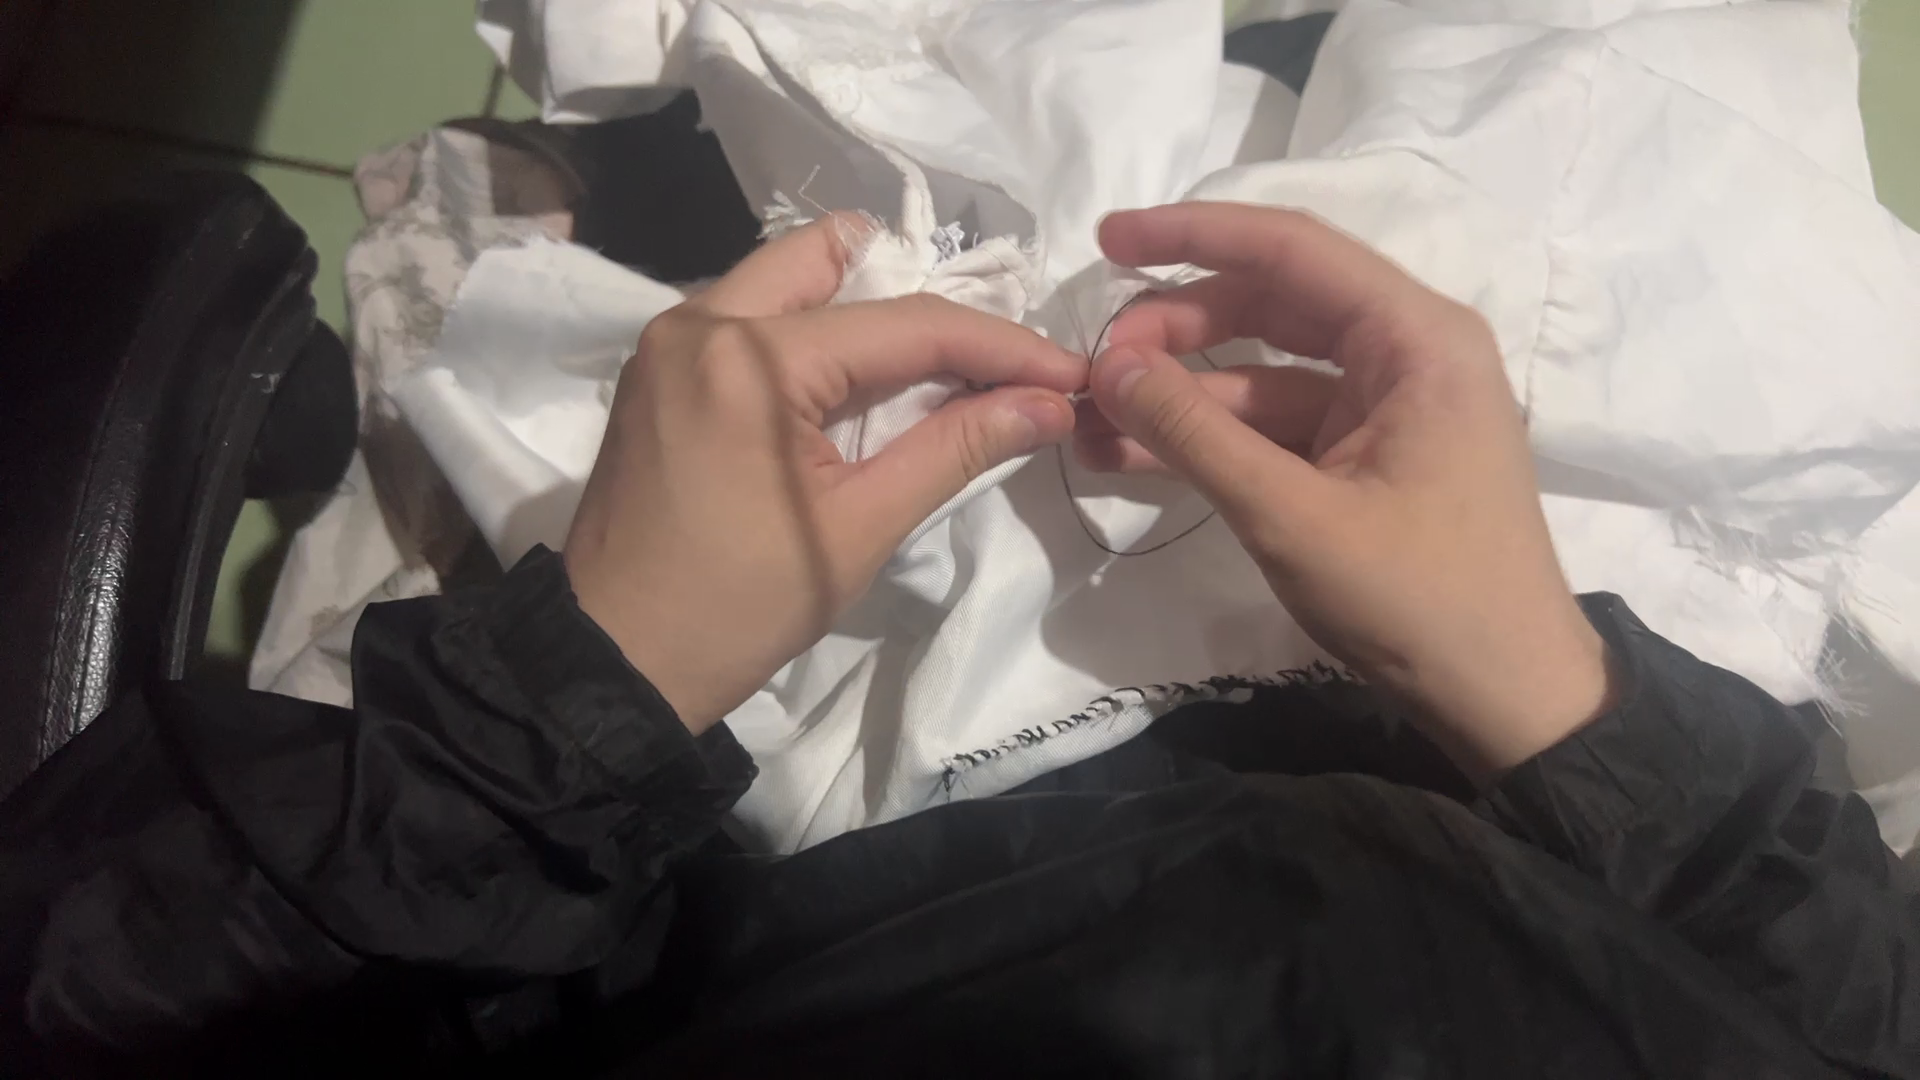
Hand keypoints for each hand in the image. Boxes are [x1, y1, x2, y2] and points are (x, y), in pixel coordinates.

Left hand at [566, 216, 1085, 733]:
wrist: (618, 662)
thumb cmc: (742, 608)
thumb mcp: (861, 527)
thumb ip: (957, 448)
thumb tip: (1048, 405)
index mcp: (752, 360)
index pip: (906, 326)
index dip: (1000, 347)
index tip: (1065, 373)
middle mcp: (701, 319)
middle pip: (838, 263)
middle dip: (927, 303)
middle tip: (986, 361)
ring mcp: (670, 338)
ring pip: (792, 281)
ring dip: (870, 314)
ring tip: (933, 372)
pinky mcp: (661, 368)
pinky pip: (756, 319)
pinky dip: (819, 338)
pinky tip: (855, 386)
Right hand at [1078, 203, 1610, 781]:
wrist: (1498, 697)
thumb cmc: (1415, 598)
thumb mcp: (1288, 512)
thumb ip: (1193, 433)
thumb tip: (1107, 365)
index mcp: (1413, 340)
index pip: (1290, 251)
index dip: (1191, 236)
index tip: (1109, 240)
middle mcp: (1398, 355)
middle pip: (1266, 308)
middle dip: (1172, 331)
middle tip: (1095, 364)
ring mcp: (1371, 410)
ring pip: (1253, 375)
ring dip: (1173, 395)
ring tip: (1092, 419)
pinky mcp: (1349, 458)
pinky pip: (1262, 430)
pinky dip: (1200, 441)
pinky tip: (1129, 458)